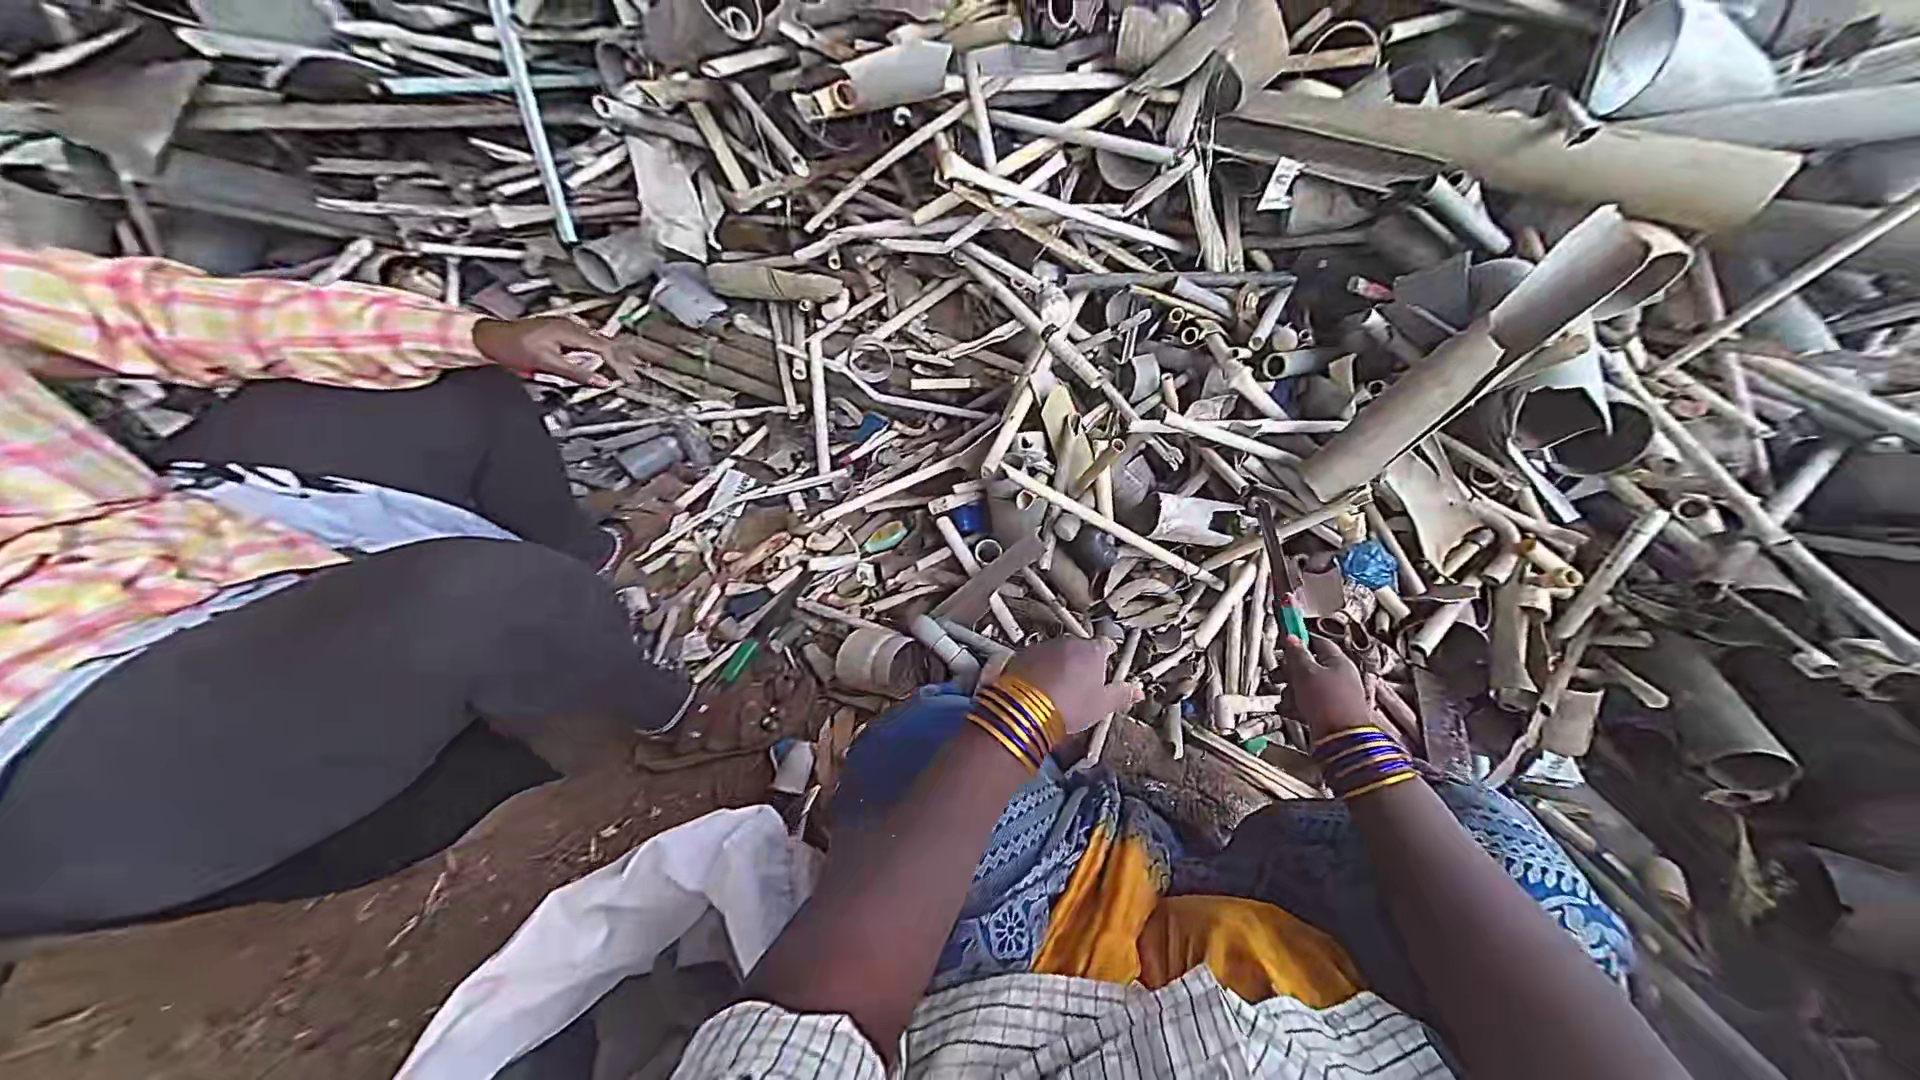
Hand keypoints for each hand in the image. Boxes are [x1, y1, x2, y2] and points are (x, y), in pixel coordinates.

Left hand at [472, 316, 617, 387]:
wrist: (489, 338)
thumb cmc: (511, 347)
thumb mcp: (547, 364)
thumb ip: (577, 374)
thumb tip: (601, 381)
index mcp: (569, 331)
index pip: (604, 348)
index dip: (619, 364)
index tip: (627, 377)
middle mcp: (569, 324)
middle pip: (605, 343)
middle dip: (620, 359)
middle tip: (631, 374)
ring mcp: (565, 326)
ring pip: (597, 341)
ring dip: (610, 355)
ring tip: (621, 368)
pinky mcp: (560, 330)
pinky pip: (586, 340)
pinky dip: (597, 351)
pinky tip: (600, 359)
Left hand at [999, 636, 1137, 735]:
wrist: (1026, 708)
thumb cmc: (1068, 705)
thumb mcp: (1102, 705)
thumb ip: (1121, 695)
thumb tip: (1136, 691)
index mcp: (1093, 651)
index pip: (1107, 645)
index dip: (1108, 657)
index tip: (1107, 667)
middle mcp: (1068, 642)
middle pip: (1081, 649)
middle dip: (1082, 664)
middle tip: (1082, 686)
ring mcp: (1045, 646)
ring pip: (1058, 653)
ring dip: (1060, 665)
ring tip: (1059, 691)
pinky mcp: (1024, 654)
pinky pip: (1037, 659)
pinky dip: (1039, 669)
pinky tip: (1040, 688)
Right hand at [1282, 634, 1372, 738]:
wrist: (1340, 739)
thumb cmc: (1329, 703)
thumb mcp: (1306, 672)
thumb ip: (1296, 653)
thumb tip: (1291, 638)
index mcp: (1339, 662)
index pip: (1317, 642)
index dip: (1299, 640)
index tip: (1285, 640)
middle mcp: (1339, 678)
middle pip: (1308, 666)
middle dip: (1290, 671)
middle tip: (1279, 674)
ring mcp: (1334, 696)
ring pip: (1304, 686)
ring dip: (1291, 691)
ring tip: (1286, 697)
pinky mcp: (1327, 713)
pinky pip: (1306, 704)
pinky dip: (1296, 706)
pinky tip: (1290, 709)